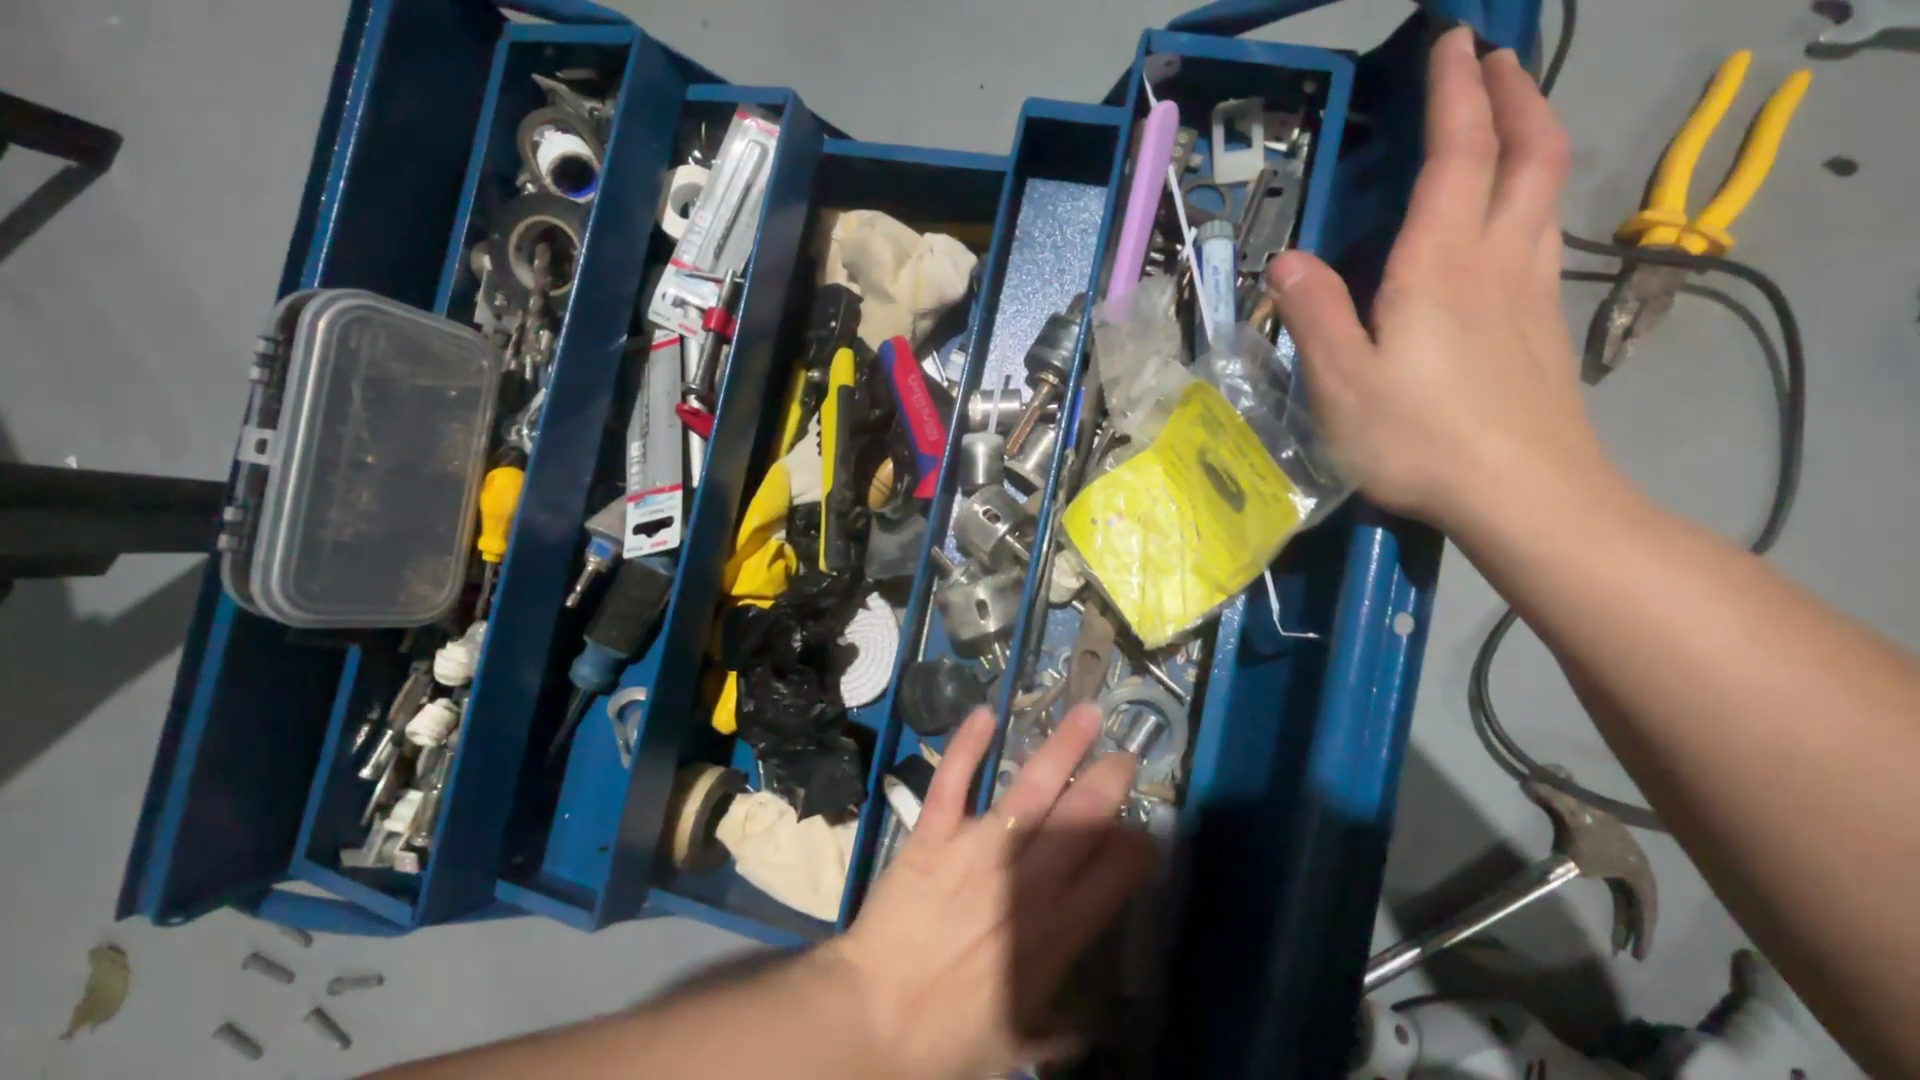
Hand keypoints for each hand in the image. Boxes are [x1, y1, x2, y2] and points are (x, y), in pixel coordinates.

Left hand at [818, 705, 1154, 1077]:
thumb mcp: (1018, 1045)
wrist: (873, 1019)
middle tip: (1128, 756)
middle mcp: (1028, 882)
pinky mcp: (933, 836)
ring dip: (1060, 749)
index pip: (1115, 875)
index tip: (1148, 832)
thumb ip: (1060, 1031)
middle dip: (1109, 783)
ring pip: (1029, 791)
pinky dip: (965, 746)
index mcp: (1057, 933)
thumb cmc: (948, 1039)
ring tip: (1086, 713)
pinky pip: (951, 783)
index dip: (1138, 848)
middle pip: (1081, 821)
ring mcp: (978, 852)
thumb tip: (1090, 1028)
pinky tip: (983, 714)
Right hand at [1265, 28, 1609, 531]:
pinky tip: (1508, 216)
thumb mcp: (1341, 385)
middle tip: (1495, 59)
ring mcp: (1531, 291)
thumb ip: (1315, 316)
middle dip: (1515, 93)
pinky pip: (1544, 232)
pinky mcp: (1544, 325)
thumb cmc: (1422, 440)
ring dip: (1533, 135)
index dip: (1457, 90)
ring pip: (1548, 188)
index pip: (1459, 152)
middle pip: (1530, 151)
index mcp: (1441, 263)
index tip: (1452, 41)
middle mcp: (1497, 259)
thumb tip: (1286, 262)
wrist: (1528, 497)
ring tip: (1507, 119)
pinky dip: (1531, 193)